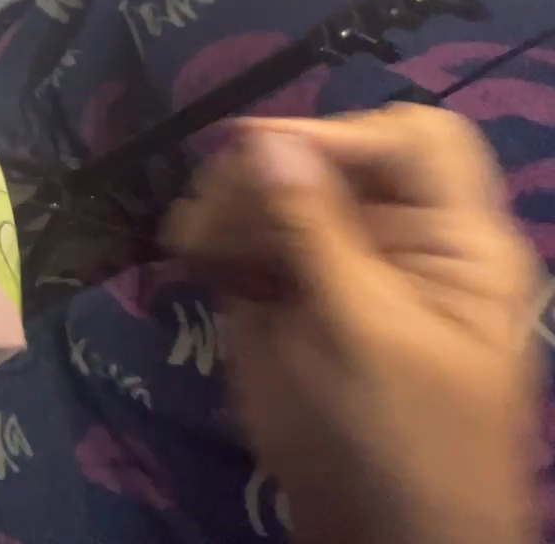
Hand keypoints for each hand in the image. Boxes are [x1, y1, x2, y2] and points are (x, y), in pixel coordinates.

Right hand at [165, 106, 542, 543]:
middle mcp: (387, 233)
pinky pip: (229, 223)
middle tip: (219, 227)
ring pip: (258, 184)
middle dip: (256, 181)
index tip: (261, 168)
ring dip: (218, 208)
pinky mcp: (274, 274)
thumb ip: (313, 228)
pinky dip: (203, 233)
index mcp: (447, 242)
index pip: (406, 140)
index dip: (337, 139)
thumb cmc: (391, 433)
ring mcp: (326, 253)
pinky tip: (195, 262)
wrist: (365, 518)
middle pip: (313, 154)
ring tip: (201, 253)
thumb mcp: (359, 328)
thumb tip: (264, 136)